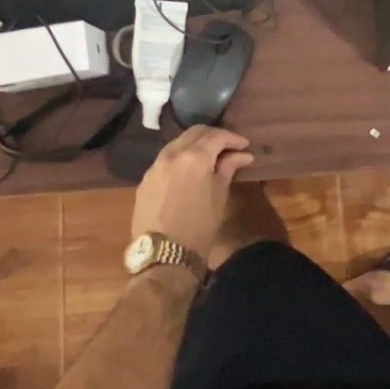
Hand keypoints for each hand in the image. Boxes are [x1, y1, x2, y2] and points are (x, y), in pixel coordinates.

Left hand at [130, 125, 253, 258]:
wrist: (164, 255)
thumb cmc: (199, 226)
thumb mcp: (219, 196)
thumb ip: (228, 168)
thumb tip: (242, 155)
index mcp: (194, 157)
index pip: (216, 136)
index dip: (233, 138)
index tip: (244, 145)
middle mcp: (172, 154)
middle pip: (194, 133)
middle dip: (213, 136)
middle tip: (228, 147)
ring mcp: (155, 166)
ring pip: (177, 144)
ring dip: (194, 145)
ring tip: (208, 157)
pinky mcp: (145, 180)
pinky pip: (165, 160)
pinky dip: (179, 158)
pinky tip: (187, 172)